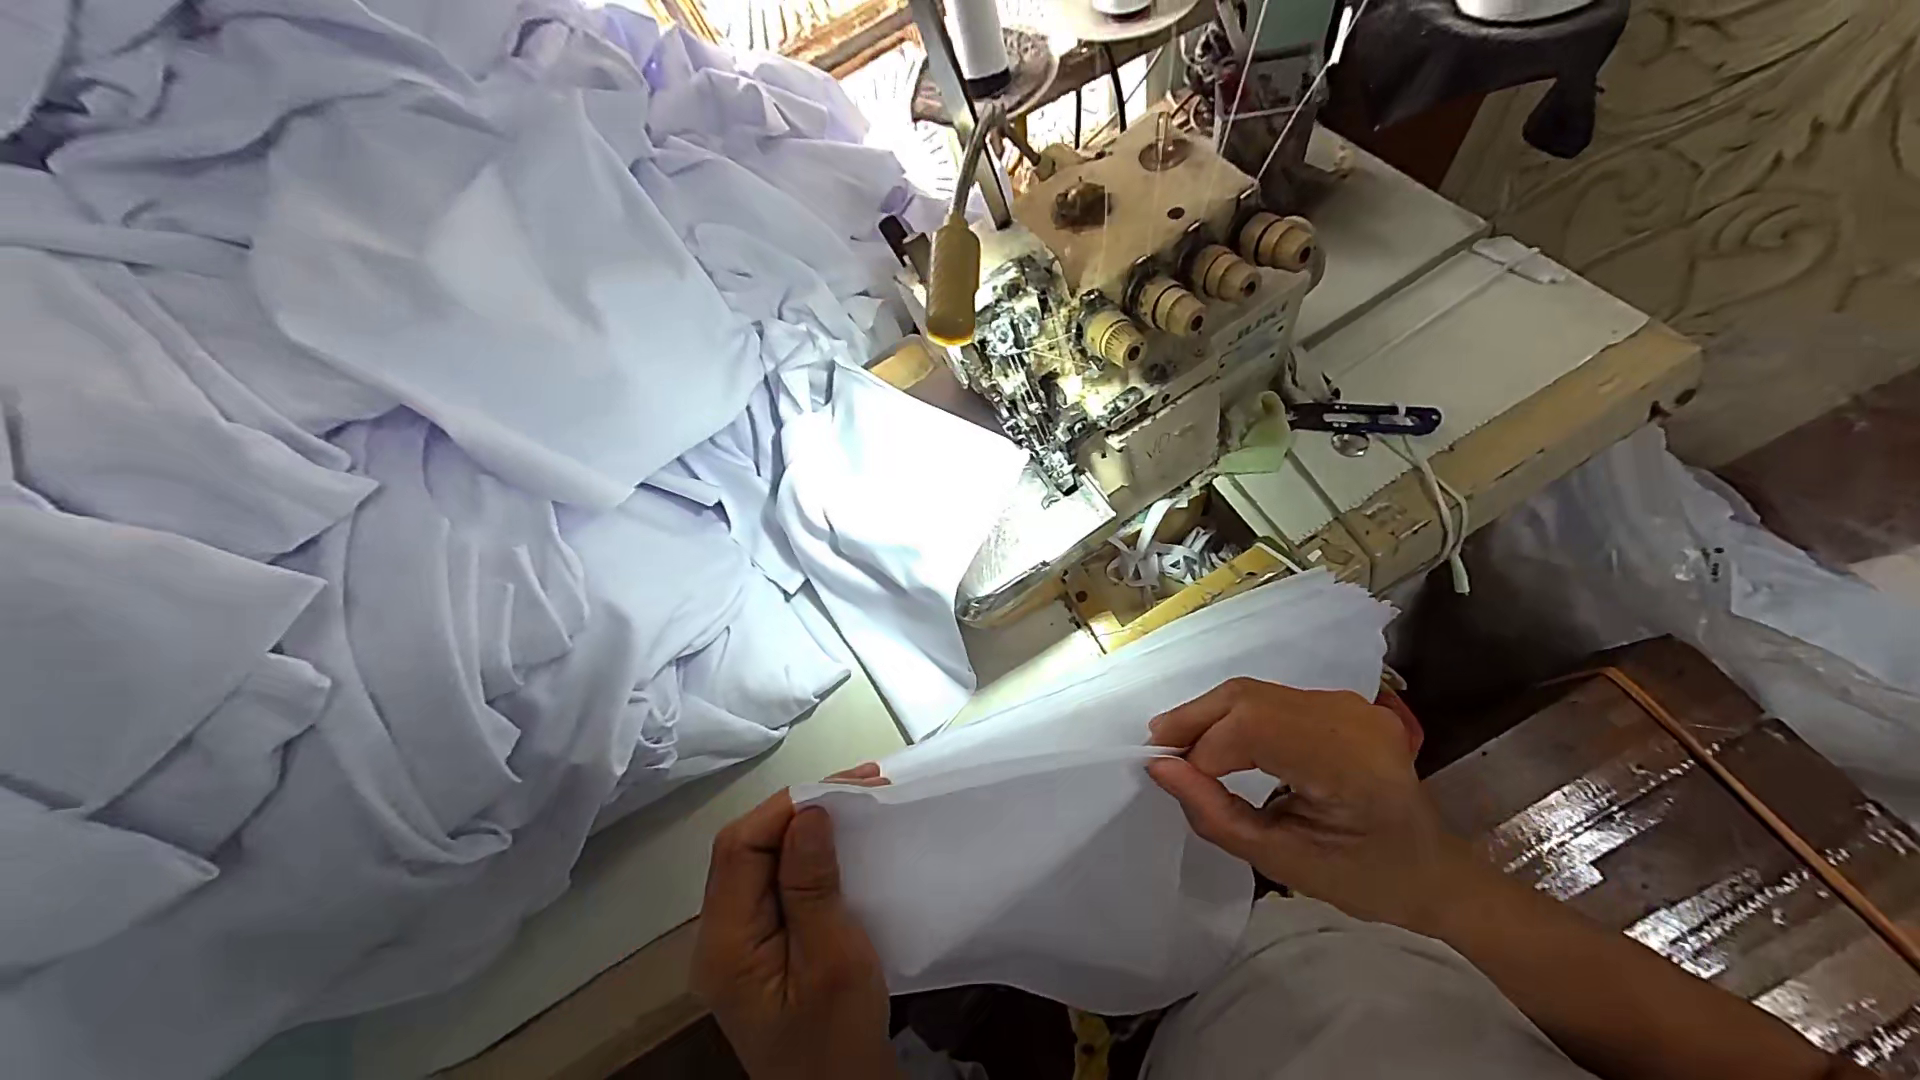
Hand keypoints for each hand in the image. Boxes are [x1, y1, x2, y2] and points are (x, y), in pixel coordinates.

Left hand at [693, 764, 900, 1079]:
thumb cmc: (839, 1040)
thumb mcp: (834, 961)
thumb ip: (812, 886)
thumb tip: (808, 812)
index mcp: (726, 944)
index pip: (739, 849)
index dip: (785, 809)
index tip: (842, 790)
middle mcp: (720, 934)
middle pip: (746, 846)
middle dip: (800, 807)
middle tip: (859, 785)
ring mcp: (740, 937)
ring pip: (763, 855)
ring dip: (808, 822)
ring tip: (858, 797)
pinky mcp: (763, 939)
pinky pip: (778, 875)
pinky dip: (810, 847)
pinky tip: (842, 835)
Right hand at [1145, 678, 1469, 931]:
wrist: (1433, 869)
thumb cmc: (1367, 879)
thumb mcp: (1284, 863)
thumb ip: (1216, 815)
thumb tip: (1160, 768)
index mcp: (1353, 765)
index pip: (1254, 731)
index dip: (1204, 751)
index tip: (1176, 780)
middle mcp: (1351, 718)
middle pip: (1247, 698)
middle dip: (1194, 721)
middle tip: (1160, 752)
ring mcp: (1347, 703)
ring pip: (1250, 692)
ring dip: (1207, 716)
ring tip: (1179, 747)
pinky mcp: (1336, 701)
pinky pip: (1265, 697)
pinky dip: (1230, 715)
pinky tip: (1215, 740)